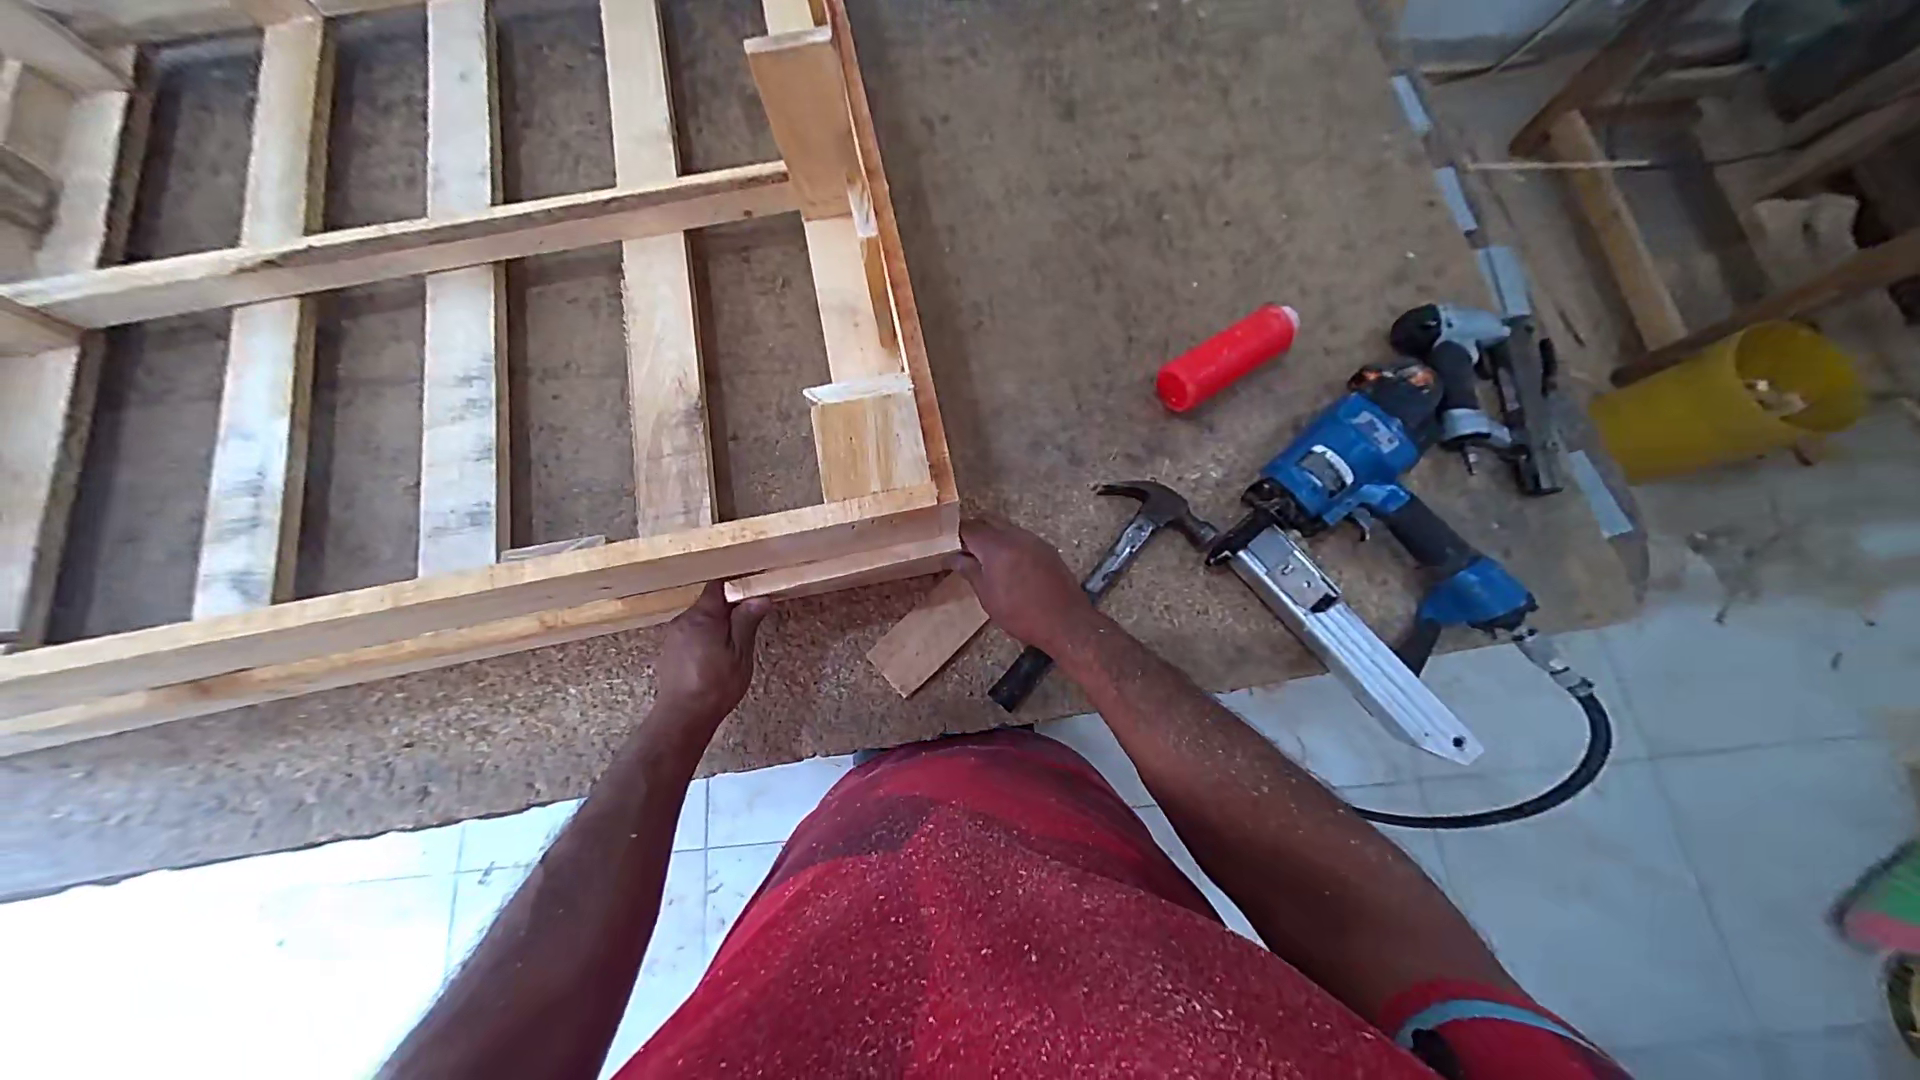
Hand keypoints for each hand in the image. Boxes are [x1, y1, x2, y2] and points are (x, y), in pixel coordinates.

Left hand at [652, 581, 772, 726]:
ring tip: (734, 644)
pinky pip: (692, 633)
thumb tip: (759, 597)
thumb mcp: (740, 652)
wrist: (683, 716)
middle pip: (709, 603)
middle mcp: (684, 620)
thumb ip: (747, 621)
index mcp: (702, 616)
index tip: (754, 591)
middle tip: (750, 621)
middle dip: (729, 608)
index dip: (737, 586)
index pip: (718, 586)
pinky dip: (705, 637)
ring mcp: (674, 636)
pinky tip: (716, 656)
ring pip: (701, 619)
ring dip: (717, 625)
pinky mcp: (671, 651)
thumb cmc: (716, 685)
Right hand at [946, 517, 1095, 654]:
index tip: (948, 548)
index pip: (969, 528)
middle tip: (964, 552)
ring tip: (984, 561)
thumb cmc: (1021, 614)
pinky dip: (1008, 544)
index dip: (955, 535)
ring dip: (992, 537)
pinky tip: (1007, 566)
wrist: (1065, 622)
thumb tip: (953, 557)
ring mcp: (1034, 540)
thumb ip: (969, 570)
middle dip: (973, 531)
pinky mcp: (1046, 549)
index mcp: (997, 546)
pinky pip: (1021, 537)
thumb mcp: (987, 595)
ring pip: (1005, 527)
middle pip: (987, 520)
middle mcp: (1016, 535)